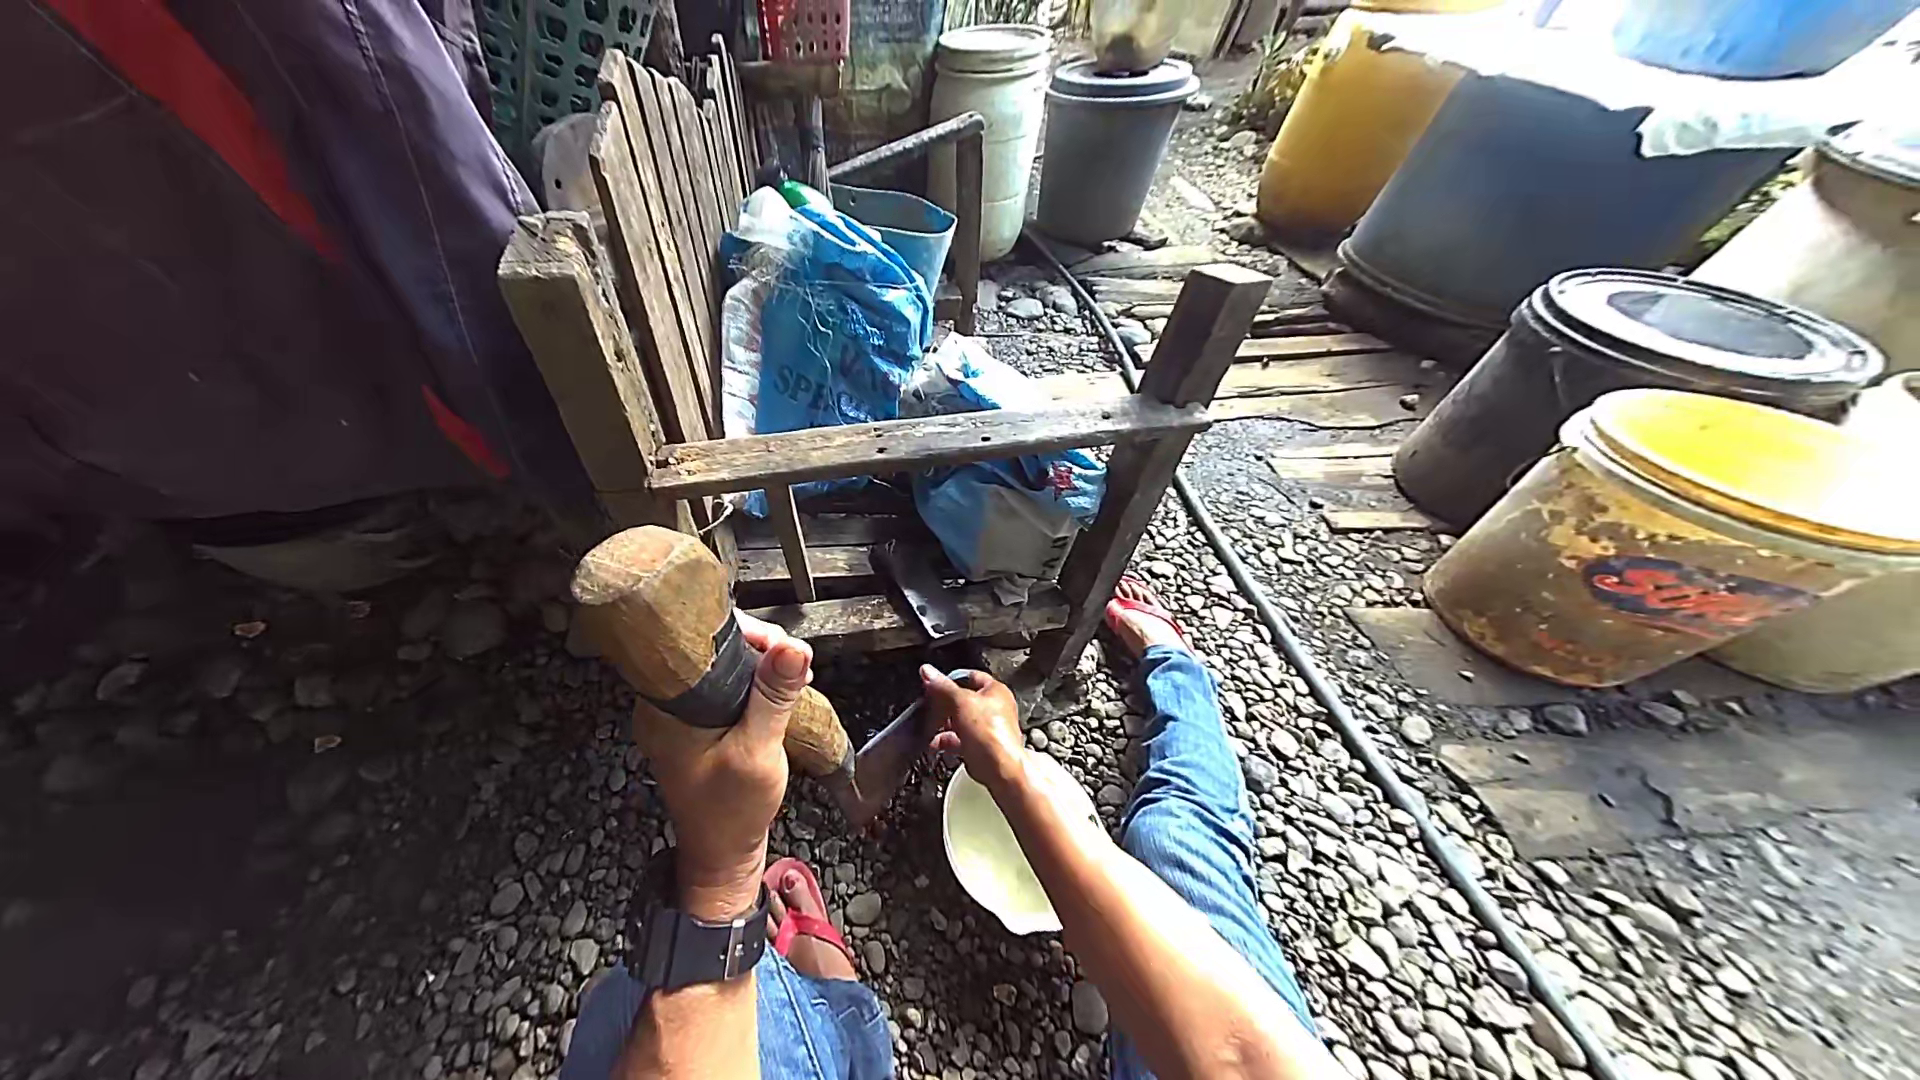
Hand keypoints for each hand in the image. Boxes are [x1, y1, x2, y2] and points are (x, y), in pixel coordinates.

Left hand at [634, 612, 810, 918]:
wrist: (724, 854)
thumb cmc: (732, 812)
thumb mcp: (758, 749)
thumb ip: (773, 696)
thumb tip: (791, 648)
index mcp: (665, 704)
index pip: (699, 640)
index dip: (743, 632)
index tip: (776, 642)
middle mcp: (666, 702)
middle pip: (714, 647)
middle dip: (760, 646)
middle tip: (793, 661)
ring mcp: (683, 711)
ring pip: (725, 663)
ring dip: (763, 663)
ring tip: (794, 675)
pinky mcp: (700, 720)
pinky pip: (729, 683)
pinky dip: (757, 680)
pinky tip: (781, 687)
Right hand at [921, 666, 1026, 794]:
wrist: (999, 768)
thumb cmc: (992, 735)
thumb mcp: (961, 702)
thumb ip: (943, 687)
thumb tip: (928, 672)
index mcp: (995, 691)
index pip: (971, 676)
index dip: (952, 679)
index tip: (935, 683)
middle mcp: (993, 708)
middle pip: (963, 699)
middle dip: (945, 704)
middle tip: (931, 705)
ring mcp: (986, 728)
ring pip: (959, 720)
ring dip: (943, 723)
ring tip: (931, 725)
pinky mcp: (979, 745)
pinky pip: (958, 738)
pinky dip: (946, 739)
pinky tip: (935, 742)